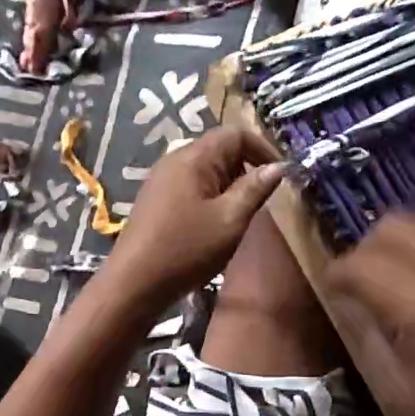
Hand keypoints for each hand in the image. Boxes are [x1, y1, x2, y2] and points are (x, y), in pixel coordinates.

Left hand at [100, 128, 285, 309]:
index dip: (263, 148)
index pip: (235, 133)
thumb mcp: (230, 220)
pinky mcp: (156, 199)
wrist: (134, 282)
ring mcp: (161, 180)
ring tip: (241, 214)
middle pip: (220, 148)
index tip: (280, 176)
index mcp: (193, 157)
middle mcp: (175, 159)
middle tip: (262, 199)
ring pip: (205, 169)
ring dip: (230, 184)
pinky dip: (211, 195)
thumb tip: (279, 166)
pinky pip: (191, 185)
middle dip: (247, 167)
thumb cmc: (186, 250)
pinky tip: (215, 223)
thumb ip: (255, 189)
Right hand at [322, 212, 414, 415]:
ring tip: (384, 278)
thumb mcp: (399, 392)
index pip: (366, 264)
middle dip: (364, 250)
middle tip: (356, 283)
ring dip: (394, 243)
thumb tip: (345, 298)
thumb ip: (368, 334)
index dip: (338, 272)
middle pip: (394, 228)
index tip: (328, 287)